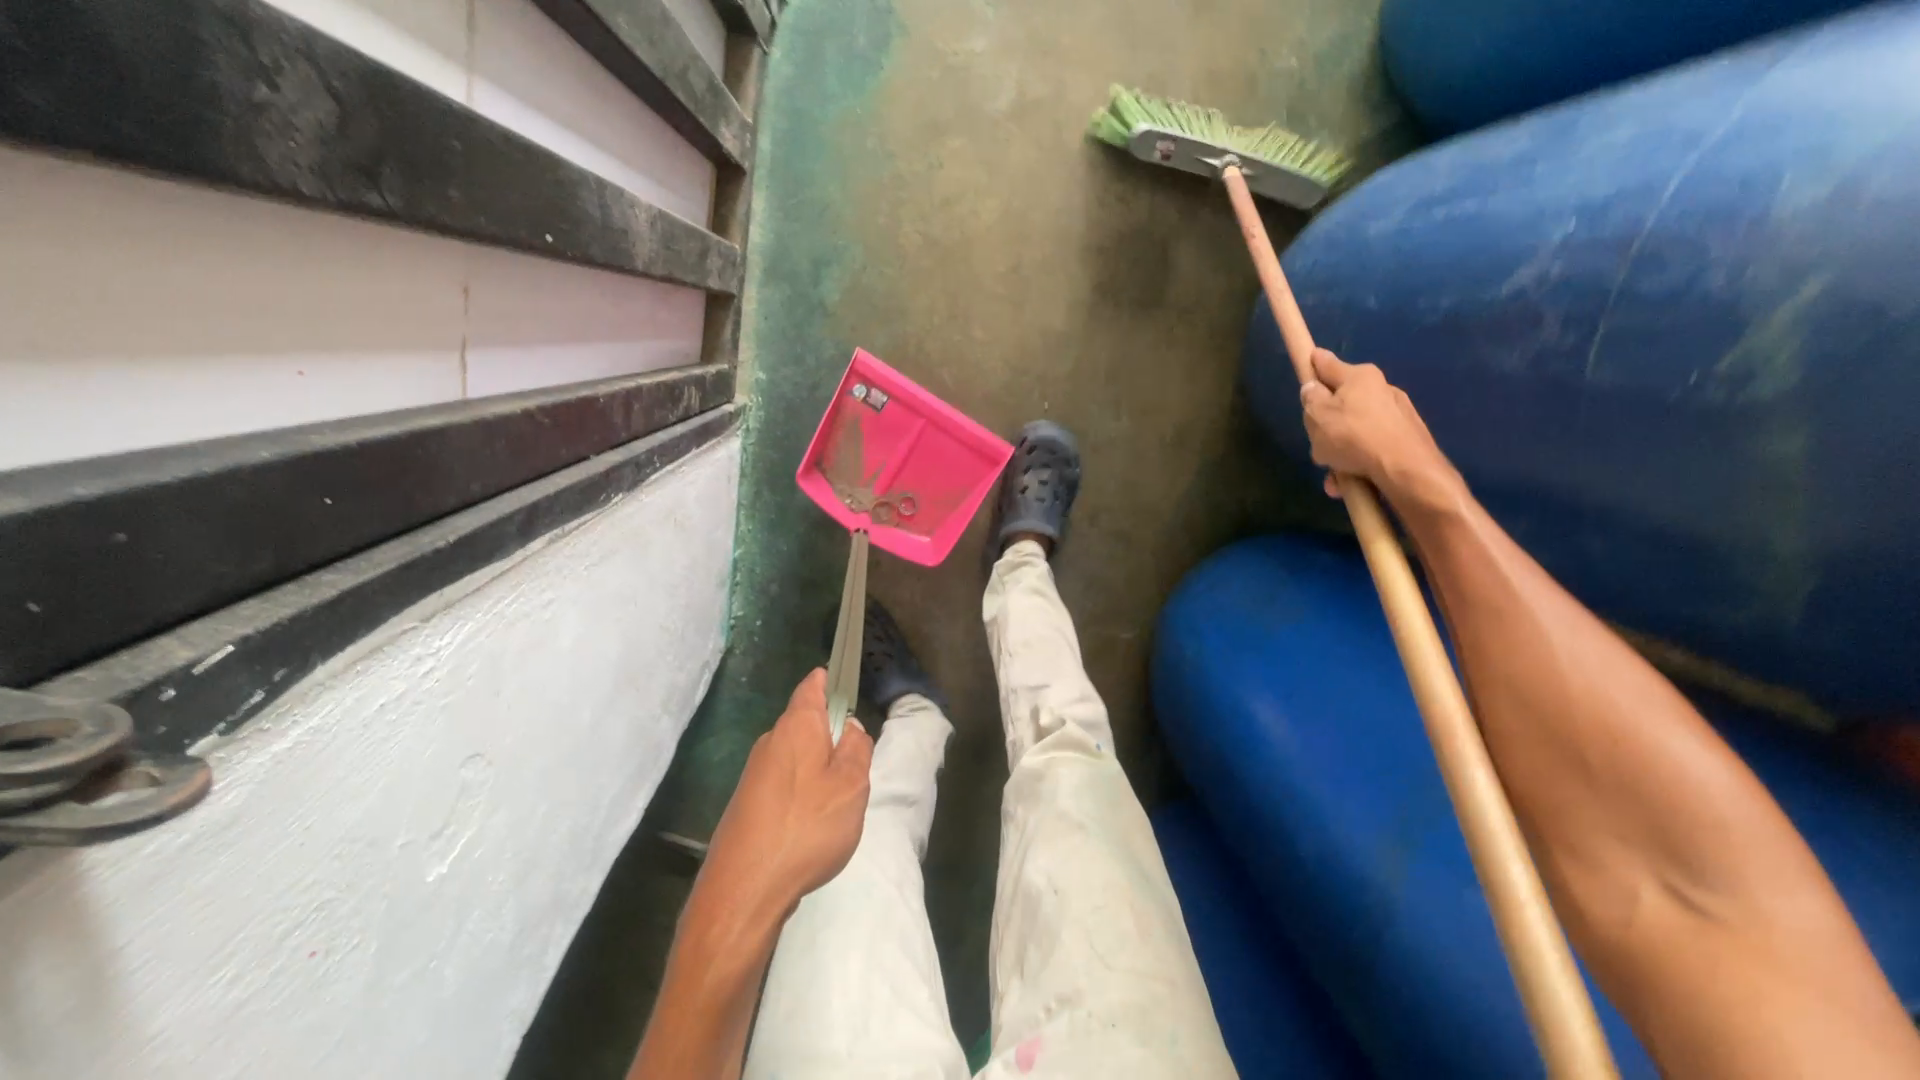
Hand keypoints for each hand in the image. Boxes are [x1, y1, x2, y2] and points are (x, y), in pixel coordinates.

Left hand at [697, 669, 874, 924]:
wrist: (745, 888)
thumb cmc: (807, 827)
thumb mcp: (851, 786)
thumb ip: (857, 750)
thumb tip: (851, 727)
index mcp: (796, 726)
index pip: (811, 686)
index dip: (830, 680)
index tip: (848, 685)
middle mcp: (771, 742)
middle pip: (805, 724)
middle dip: (831, 736)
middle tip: (858, 767)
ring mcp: (755, 775)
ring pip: (796, 757)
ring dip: (819, 771)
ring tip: (839, 805)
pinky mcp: (748, 805)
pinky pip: (785, 785)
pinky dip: (803, 795)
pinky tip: (813, 827)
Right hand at [1298, 348, 1462, 507]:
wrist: (1405, 468)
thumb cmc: (1353, 436)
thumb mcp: (1317, 416)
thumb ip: (1310, 399)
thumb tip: (1313, 389)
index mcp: (1359, 377)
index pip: (1328, 363)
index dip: (1313, 363)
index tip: (1306, 360)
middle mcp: (1380, 389)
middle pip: (1342, 403)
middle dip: (1326, 424)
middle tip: (1317, 443)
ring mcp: (1396, 414)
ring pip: (1355, 430)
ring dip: (1340, 452)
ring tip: (1333, 477)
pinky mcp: (1405, 438)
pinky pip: (1371, 447)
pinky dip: (1358, 463)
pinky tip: (1349, 483)